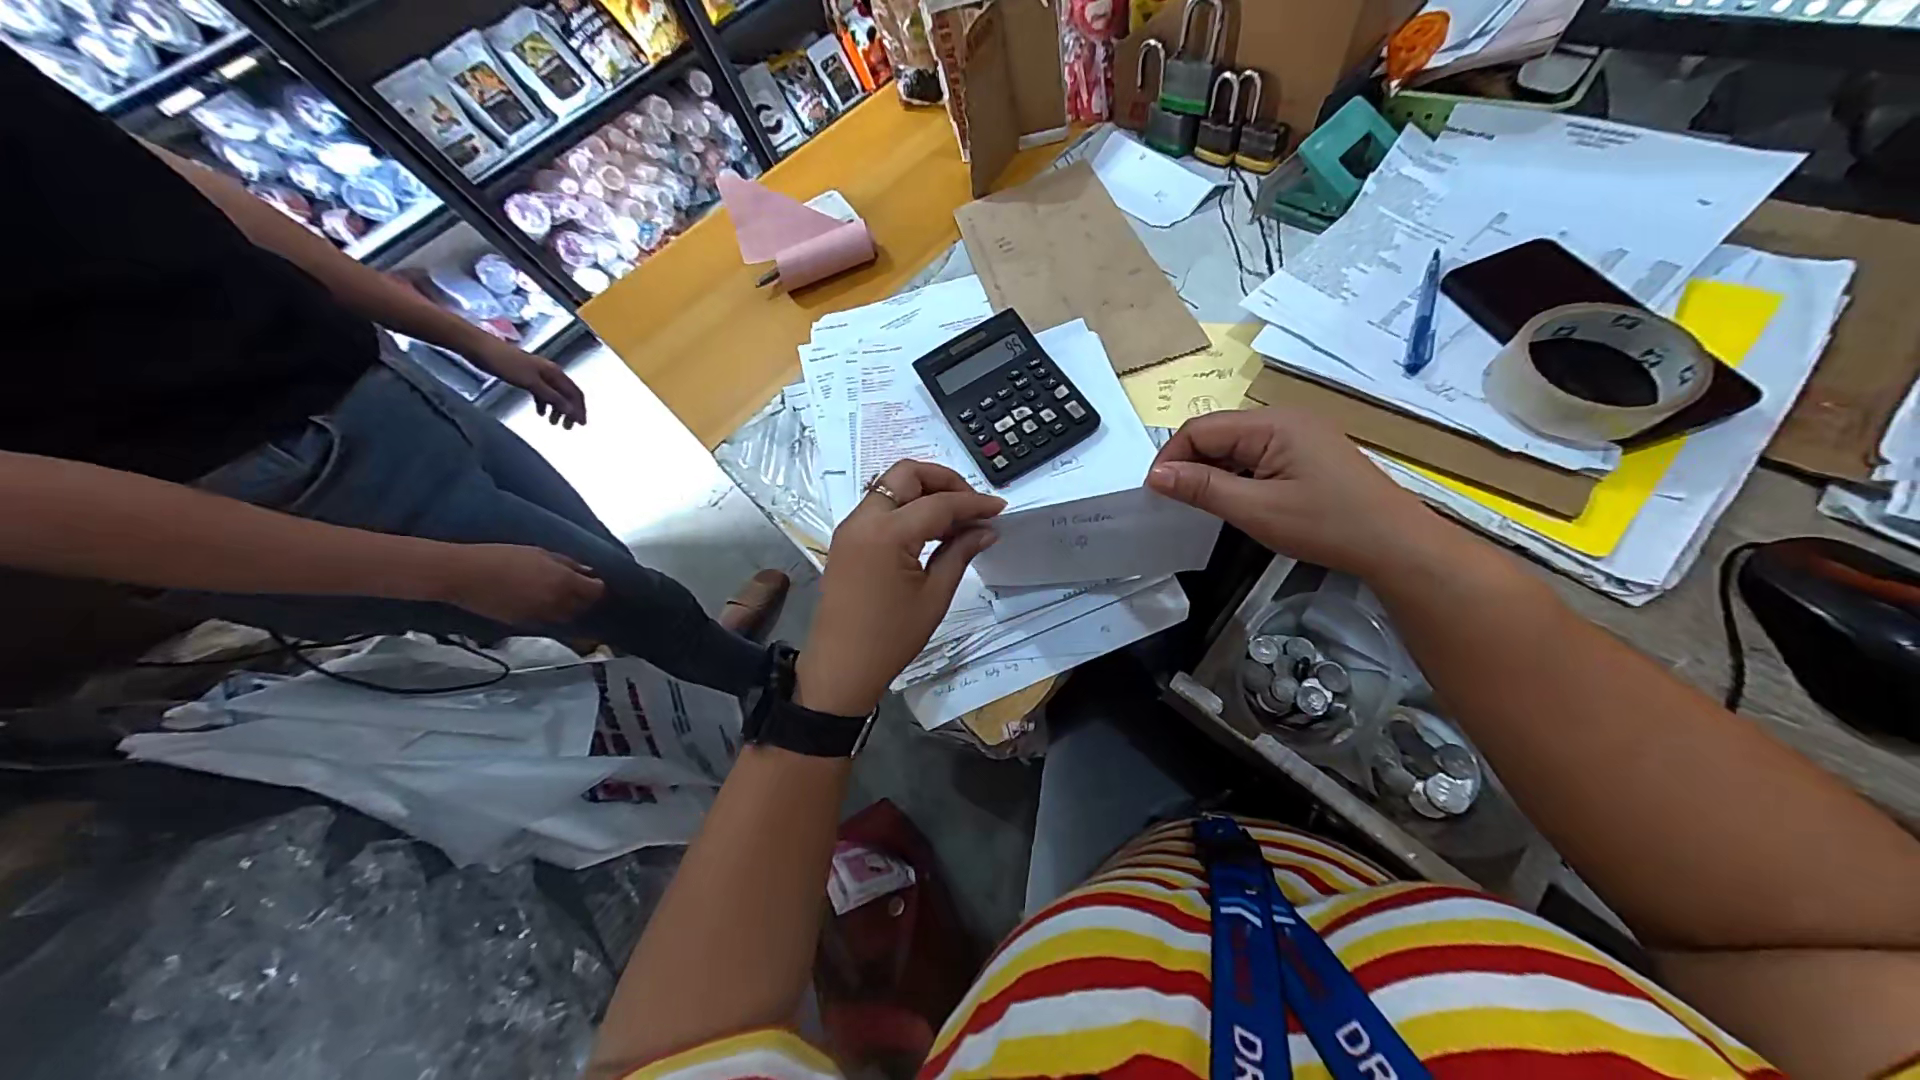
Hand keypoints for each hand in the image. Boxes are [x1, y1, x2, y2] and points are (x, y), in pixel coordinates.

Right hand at [430, 543, 606, 624]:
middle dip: (587, 598)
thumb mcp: (540, 553)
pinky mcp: (524, 623)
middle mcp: (557, 603)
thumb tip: (588, 571)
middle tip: (582, 588)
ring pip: (567, 617)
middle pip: (584, 606)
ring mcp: (541, 615)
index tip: (596, 580)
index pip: (596, 592)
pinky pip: (548, 621)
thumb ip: (568, 564)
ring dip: (571, 608)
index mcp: (564, 583)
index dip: (599, 587)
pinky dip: (552, 614)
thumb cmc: (502, 557)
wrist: (464, 575)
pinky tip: (544, 602)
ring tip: (564, 595)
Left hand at [468, 340, 587, 428]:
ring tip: (553, 422)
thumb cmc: (506, 364)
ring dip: (556, 409)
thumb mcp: (531, 382)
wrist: (480, 348)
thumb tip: (571, 410)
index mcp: (555, 373)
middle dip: (569, 411)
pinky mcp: (527, 376)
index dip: (580, 409)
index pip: (574, 393)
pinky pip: (541, 392)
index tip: (581, 424)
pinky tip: (539, 412)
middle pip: (567, 394)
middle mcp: (550, 373)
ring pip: (554, 394)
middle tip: (567, 427)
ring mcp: (538, 374)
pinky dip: (543, 403)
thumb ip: (552, 397)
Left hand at [796, 461, 1006, 716]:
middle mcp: (863, 520)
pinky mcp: (846, 540)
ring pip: (890, 487)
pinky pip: (879, 507)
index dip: (973, 503)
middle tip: (971, 505)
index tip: (999, 510)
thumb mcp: (934, 596)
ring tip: (955, 520)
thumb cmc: (891, 638)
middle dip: (944, 481)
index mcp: (886, 533)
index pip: (939, 503)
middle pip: (906, 475)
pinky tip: (929, 531)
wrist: (840, 668)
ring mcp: (850, 528)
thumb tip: (985, 530)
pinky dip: (906, 507)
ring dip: (924, 493)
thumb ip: (959, 553)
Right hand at [1147, 407, 1447, 577]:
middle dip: (1190, 464)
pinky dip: (1237, 476)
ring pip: (1236, 447)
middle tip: (1174, 502)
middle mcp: (1284, 419)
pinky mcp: (1307, 453)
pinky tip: (1236, 500)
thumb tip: (1156, 475)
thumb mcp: (1256, 509)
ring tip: (1202, 505)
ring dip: (1213, 472)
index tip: (1155, 492)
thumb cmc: (1326, 525)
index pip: (1201, 429)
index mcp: (1272, 424)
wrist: (1395, 544)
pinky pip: (1257, 456)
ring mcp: (1299, 435)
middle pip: (1218, 434)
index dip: (1172, 457)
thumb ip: (1203, 488)